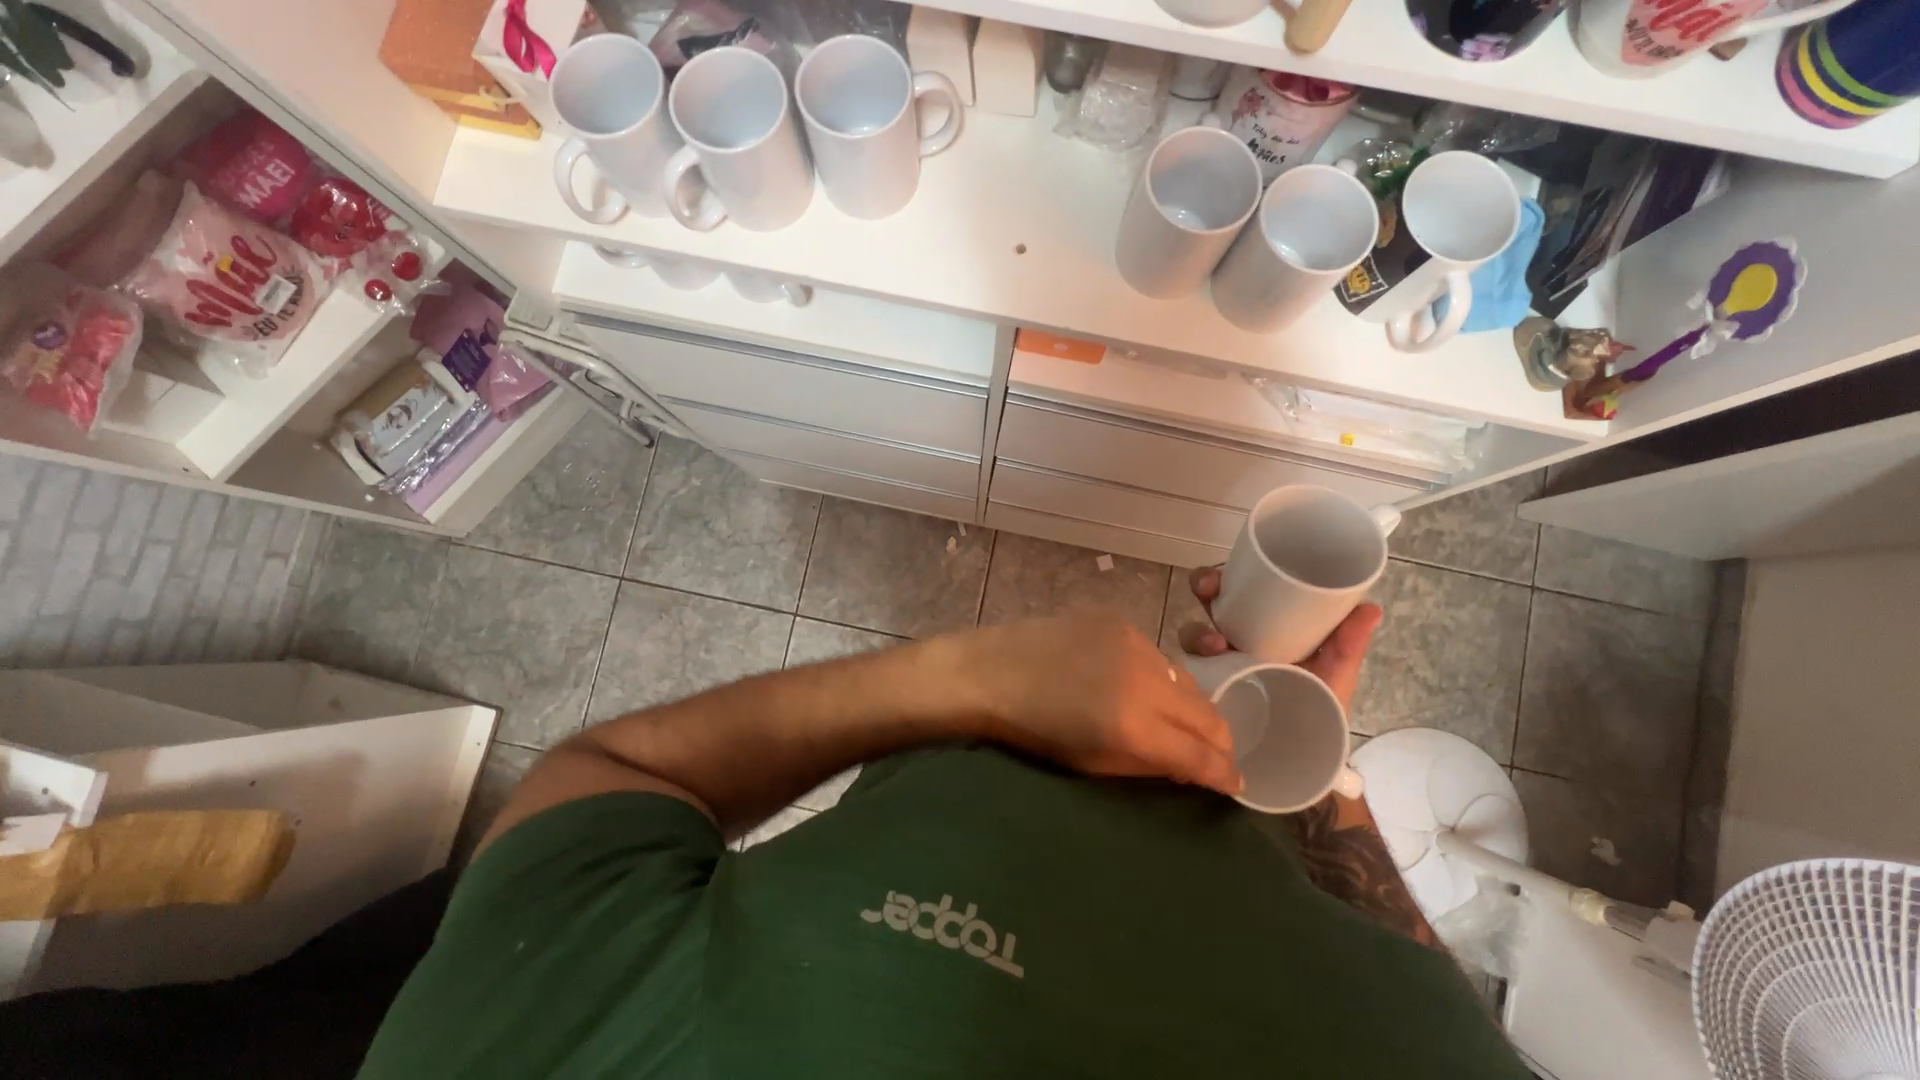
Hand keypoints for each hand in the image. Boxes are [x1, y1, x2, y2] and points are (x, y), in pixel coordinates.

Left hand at [945, 611, 1242, 796]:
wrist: (989, 674)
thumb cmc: (1032, 732)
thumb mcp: (1093, 764)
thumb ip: (1151, 766)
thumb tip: (1192, 768)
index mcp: (1135, 728)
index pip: (1203, 754)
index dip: (1225, 773)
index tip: (1235, 783)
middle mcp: (1145, 681)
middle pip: (1209, 714)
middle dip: (1219, 740)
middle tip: (1214, 755)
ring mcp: (1133, 644)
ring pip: (1188, 680)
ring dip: (1189, 706)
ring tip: (1176, 721)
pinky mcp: (1119, 620)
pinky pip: (1157, 655)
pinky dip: (1158, 676)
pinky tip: (1137, 686)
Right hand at [1177, 567, 1382, 710]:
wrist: (1295, 766)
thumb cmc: (1318, 717)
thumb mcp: (1336, 679)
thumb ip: (1347, 648)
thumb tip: (1374, 607)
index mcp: (1268, 631)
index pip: (1244, 592)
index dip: (1232, 574)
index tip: (1230, 570)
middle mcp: (1237, 642)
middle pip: (1212, 603)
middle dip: (1204, 586)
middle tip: (1208, 590)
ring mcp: (1216, 667)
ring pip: (1193, 632)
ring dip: (1197, 629)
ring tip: (1214, 644)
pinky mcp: (1202, 691)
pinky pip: (1182, 671)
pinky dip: (1184, 664)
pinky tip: (1200, 667)